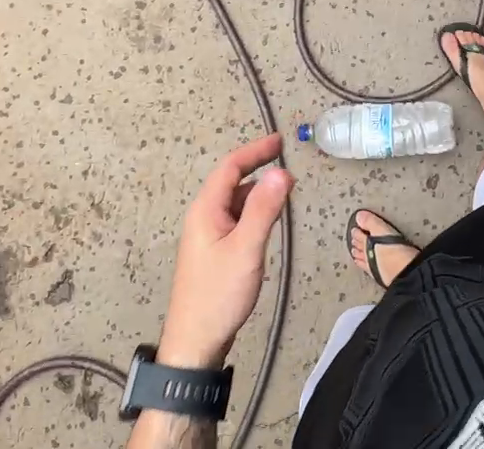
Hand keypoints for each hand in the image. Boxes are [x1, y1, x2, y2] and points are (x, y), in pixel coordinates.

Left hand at [158, 133, 293, 368]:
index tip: (280, 141)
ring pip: (235, 203)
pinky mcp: (213, 253)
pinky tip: (269, 224)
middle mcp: (203, 217)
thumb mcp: (246, 248)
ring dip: (258, 194)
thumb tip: (282, 171)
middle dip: (259, 170)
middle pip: (232, 183)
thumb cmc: (219, 294)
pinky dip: (254, 213)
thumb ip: (265, 209)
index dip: (255, 150)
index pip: (231, 167)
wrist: (195, 343)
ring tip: (285, 196)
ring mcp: (207, 236)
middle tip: (288, 167)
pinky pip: (236, 220)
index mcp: (206, 210)